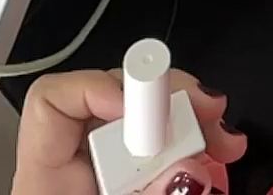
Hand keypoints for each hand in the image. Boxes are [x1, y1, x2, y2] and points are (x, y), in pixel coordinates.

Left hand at [11, 68, 246, 194]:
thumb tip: (186, 172)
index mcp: (46, 187)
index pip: (54, 103)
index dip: (99, 87)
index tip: (149, 109)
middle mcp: (75, 174)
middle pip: (116, 104)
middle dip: (169, 101)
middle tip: (211, 117)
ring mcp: (109, 181)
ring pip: (148, 124)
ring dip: (192, 123)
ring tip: (226, 140)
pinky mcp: (140, 187)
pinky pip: (167, 154)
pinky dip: (198, 149)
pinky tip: (223, 154)